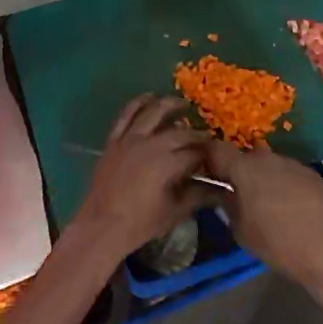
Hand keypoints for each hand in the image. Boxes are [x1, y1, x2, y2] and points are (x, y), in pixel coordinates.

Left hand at [70, 95, 216, 255]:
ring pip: (153, 113)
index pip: (195, 153)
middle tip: (206, 137)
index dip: (208, 154)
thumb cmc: (140, 224)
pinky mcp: (114, 140)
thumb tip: (221, 189)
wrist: (101, 226)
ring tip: (183, 103)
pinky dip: (138, 103)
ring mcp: (130, 139)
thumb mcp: (174, 212)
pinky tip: (149, 97)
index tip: (217, 156)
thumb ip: (198, 196)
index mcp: (167, 163)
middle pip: (179, 133)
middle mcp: (150, 145)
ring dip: (170, 105)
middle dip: (196, 134)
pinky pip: (126, 115)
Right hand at [207, 141, 322, 289]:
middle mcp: (267, 157)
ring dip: (262, 176)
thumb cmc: (276, 242)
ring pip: (268, 164)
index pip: (216, 149)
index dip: (208, 157)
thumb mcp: (239, 229)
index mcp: (244, 168)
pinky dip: (283, 183)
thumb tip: (223, 193)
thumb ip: (227, 204)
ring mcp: (292, 163)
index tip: (205, 169)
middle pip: (245, 157)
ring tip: (265, 201)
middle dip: (239, 170)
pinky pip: (287, 172)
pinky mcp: (311, 172)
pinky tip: (288, 205)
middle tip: (237, 192)